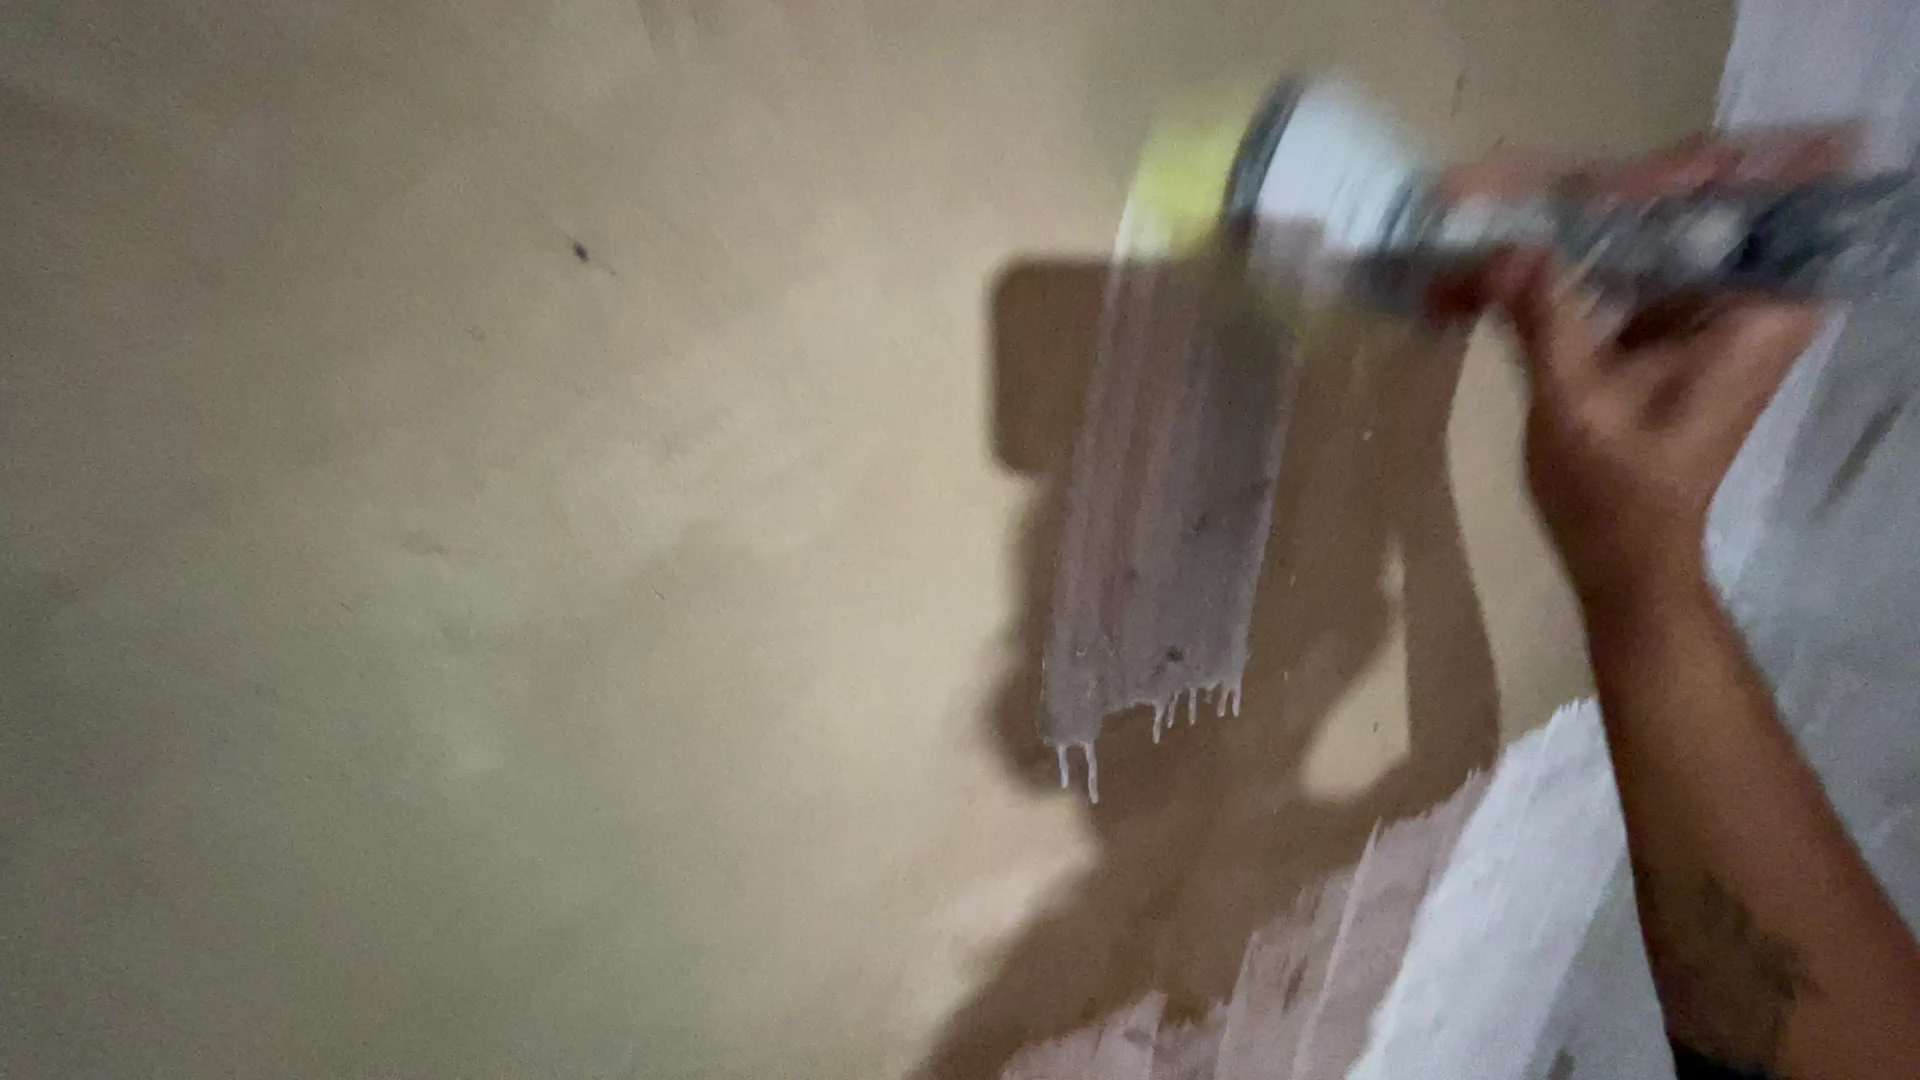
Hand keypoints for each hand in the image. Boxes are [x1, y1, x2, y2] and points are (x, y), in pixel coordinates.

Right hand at [1428, 131, 1853, 604]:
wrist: (1620, 547)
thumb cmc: (1616, 487)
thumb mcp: (1576, 401)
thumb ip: (1545, 317)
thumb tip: (1499, 251)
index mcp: (1762, 301)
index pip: (1758, 185)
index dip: (1676, 172)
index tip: (1580, 193)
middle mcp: (1744, 287)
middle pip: (1677, 201)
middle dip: (1581, 200)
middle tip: (1493, 203)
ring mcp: (1695, 305)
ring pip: (1628, 236)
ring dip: (1545, 236)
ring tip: (1468, 242)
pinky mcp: (1651, 325)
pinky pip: (1601, 274)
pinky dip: (1539, 276)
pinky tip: (1474, 286)